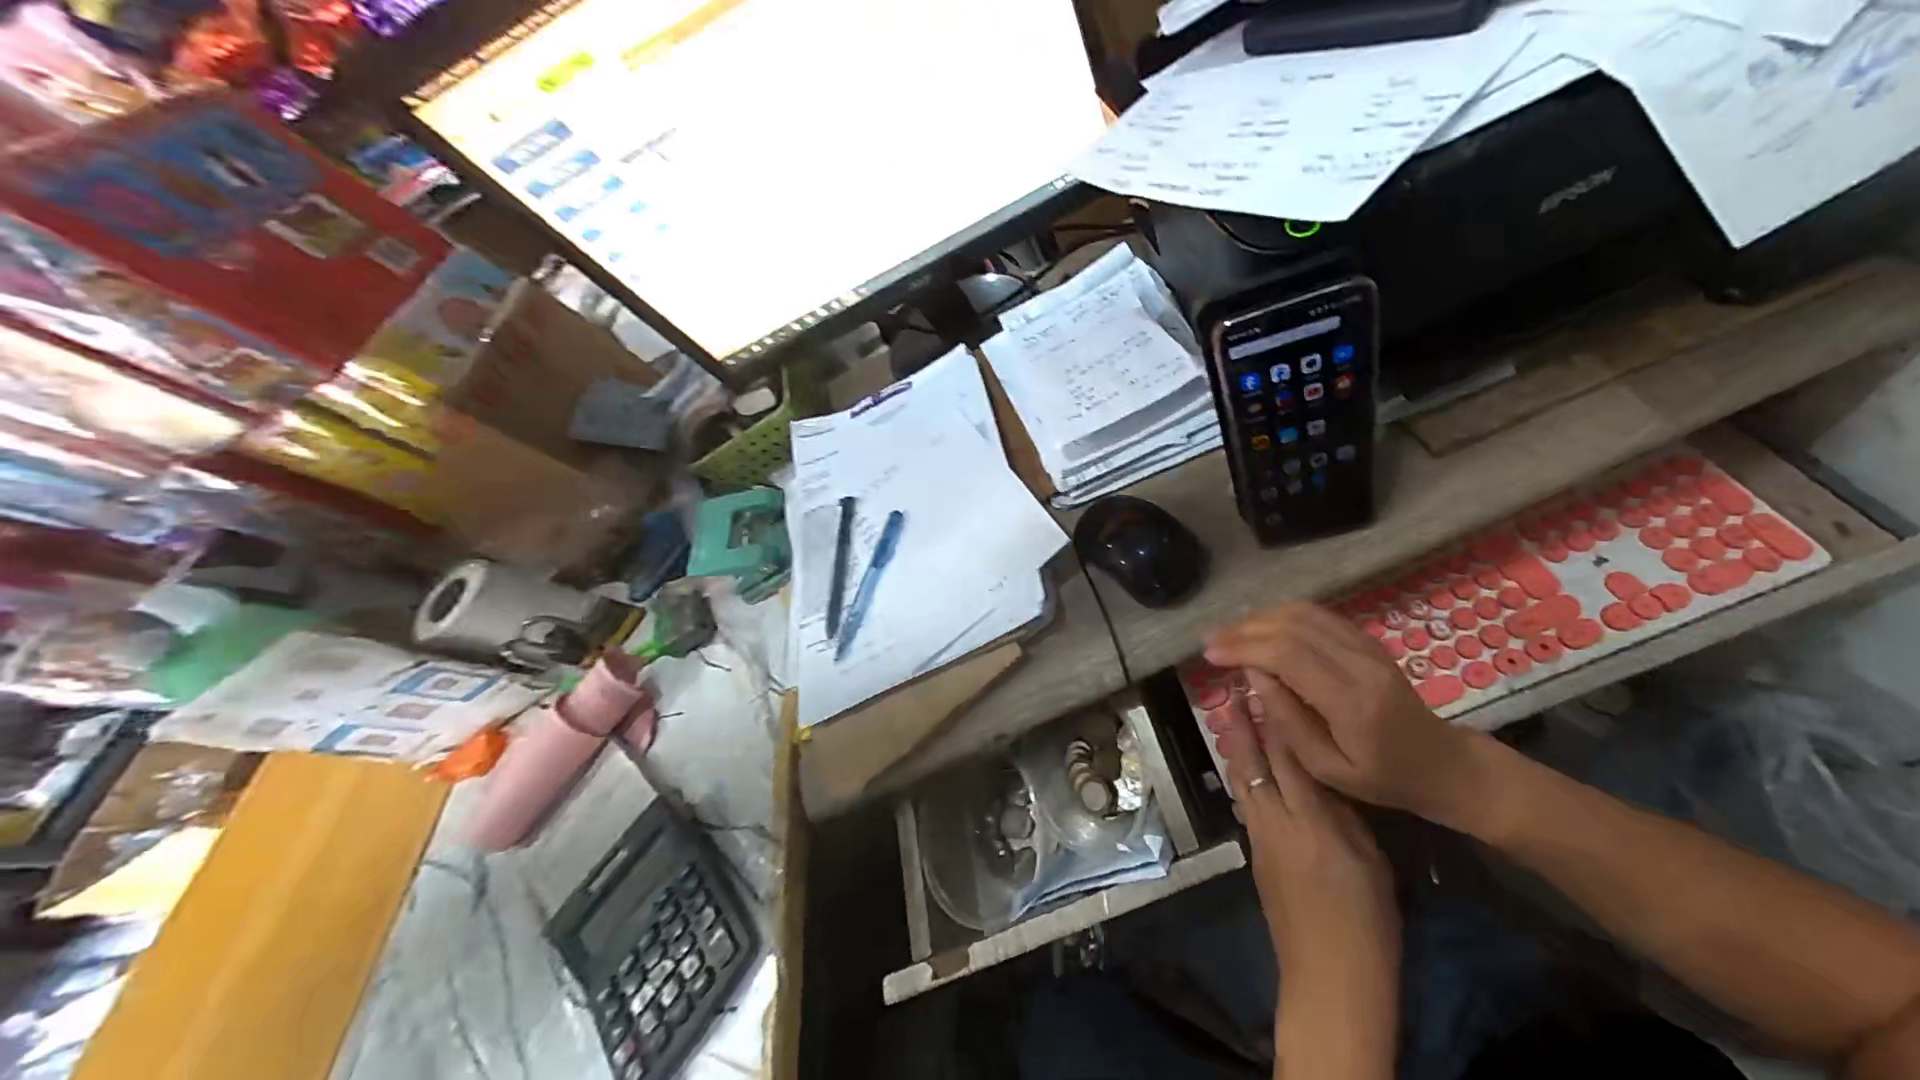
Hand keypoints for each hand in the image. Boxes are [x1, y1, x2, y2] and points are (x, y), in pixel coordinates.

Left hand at [1204, 672, 1398, 982]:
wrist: (1330, 977)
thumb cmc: (1366, 921)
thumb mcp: (1369, 859)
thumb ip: (1342, 813)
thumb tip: (1323, 776)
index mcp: (1312, 822)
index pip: (1289, 757)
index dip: (1275, 719)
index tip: (1265, 685)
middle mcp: (1274, 823)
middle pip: (1252, 763)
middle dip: (1241, 725)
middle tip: (1232, 690)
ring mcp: (1258, 839)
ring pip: (1242, 781)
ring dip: (1236, 747)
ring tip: (1231, 715)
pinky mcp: (1254, 854)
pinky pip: (1245, 803)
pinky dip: (1243, 776)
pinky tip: (1245, 764)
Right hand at [1205, 603, 1484, 826]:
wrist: (1443, 764)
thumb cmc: (1383, 779)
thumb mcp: (1328, 768)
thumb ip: (1287, 721)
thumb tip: (1253, 675)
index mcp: (1353, 702)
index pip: (1288, 656)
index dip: (1243, 649)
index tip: (1210, 656)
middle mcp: (1361, 665)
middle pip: (1292, 628)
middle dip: (1243, 630)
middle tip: (1210, 642)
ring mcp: (1368, 649)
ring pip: (1304, 614)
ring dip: (1259, 618)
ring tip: (1228, 634)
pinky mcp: (1368, 642)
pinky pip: (1319, 616)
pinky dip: (1282, 615)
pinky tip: (1260, 627)